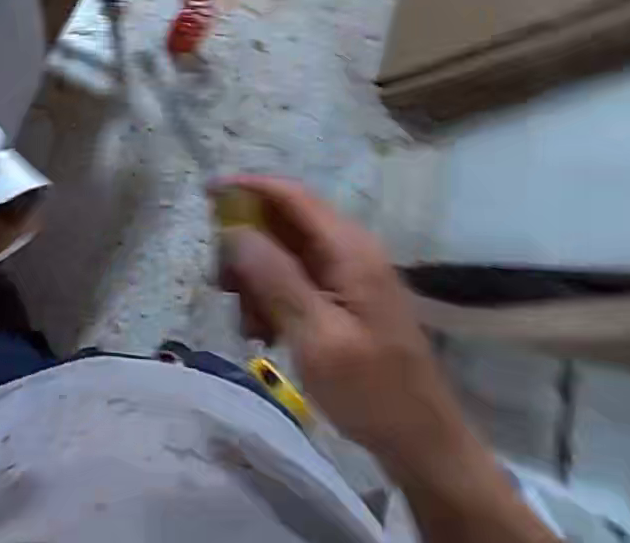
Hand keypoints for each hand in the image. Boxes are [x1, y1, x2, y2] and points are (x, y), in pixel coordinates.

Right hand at [214, 175, 465, 475]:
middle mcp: (349, 247)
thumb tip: (235, 230)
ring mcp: (348, 271)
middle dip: (246, 245)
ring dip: (257, 277)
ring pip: (286, 251)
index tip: (206, 194)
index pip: (291, 195)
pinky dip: (274, 295)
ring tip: (246, 322)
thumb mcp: (316, 337)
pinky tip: (265, 332)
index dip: (247, 187)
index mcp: (349, 248)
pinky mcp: (344, 294)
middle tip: (219, 282)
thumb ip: (276, 279)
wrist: (423, 443)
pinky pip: (297, 277)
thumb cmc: (372, 391)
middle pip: (284, 221)